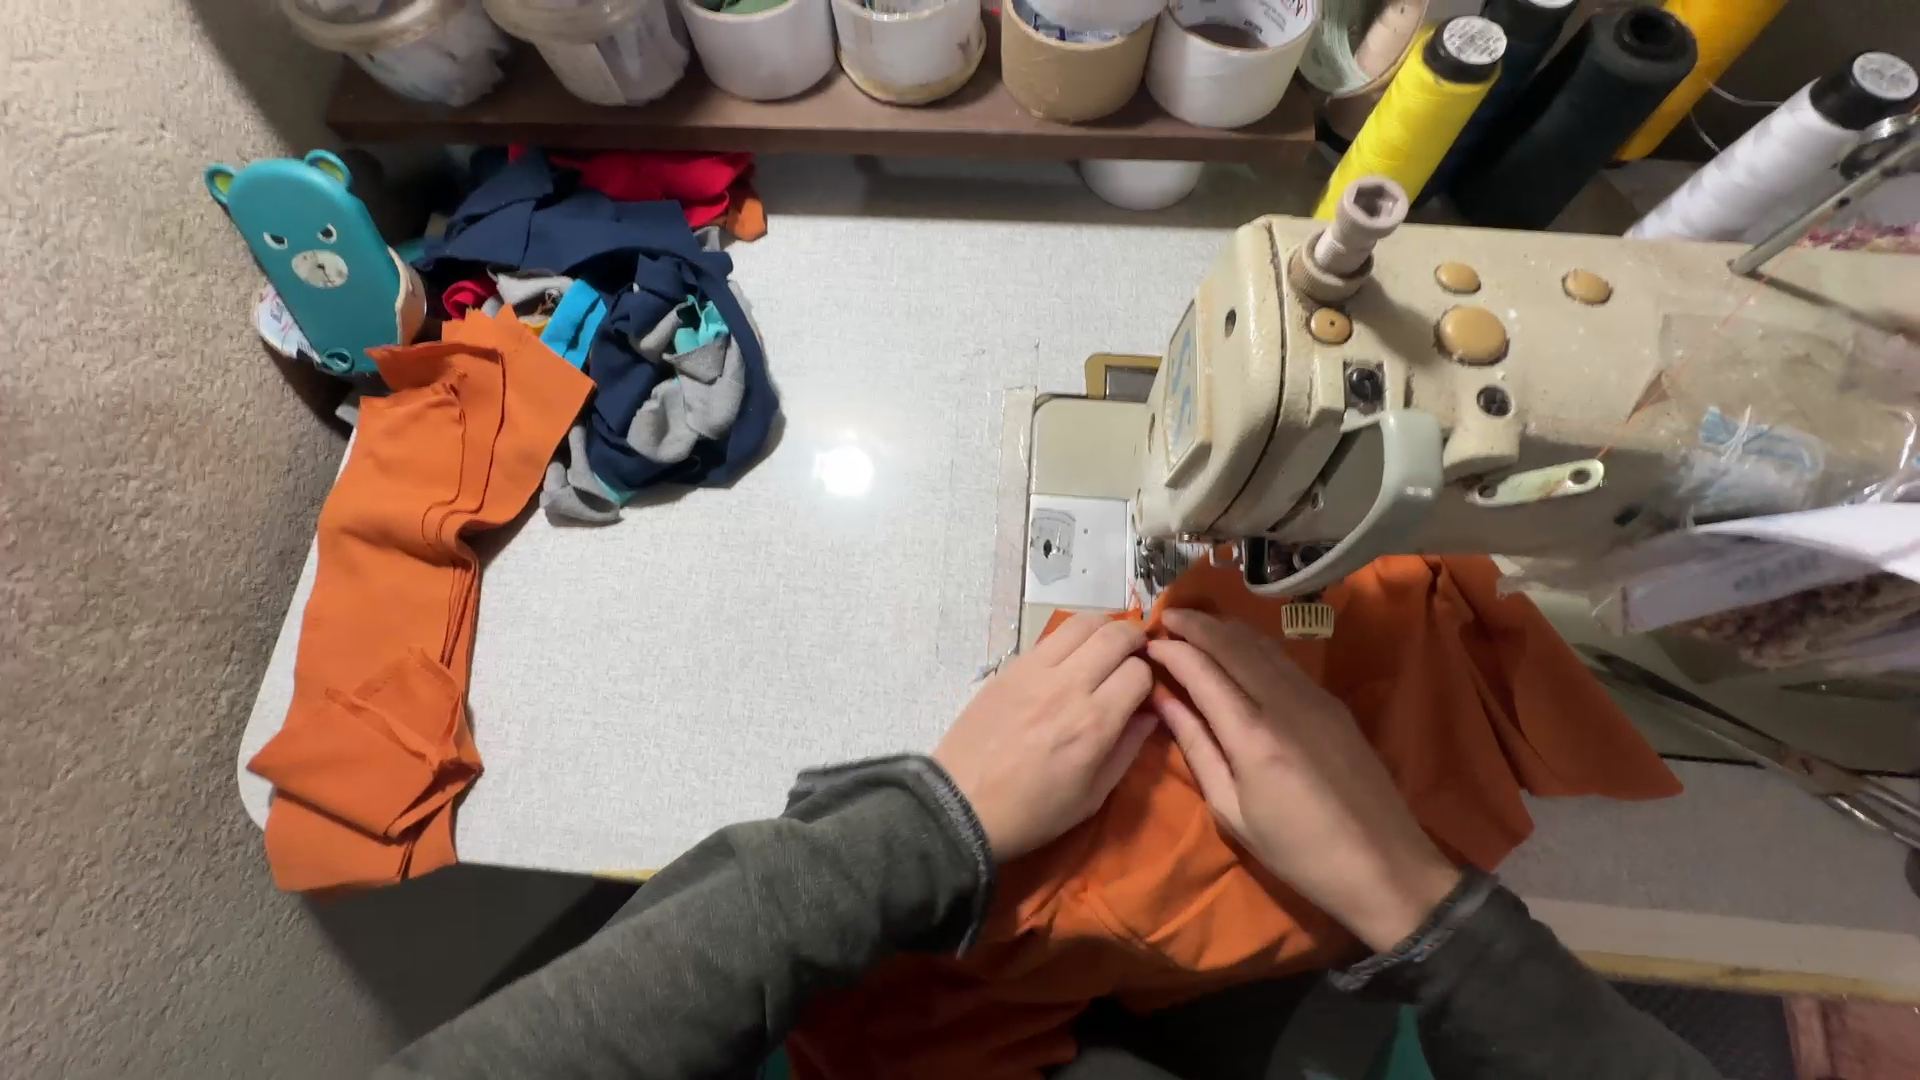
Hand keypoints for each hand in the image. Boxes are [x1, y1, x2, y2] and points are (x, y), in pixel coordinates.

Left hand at [934, 614, 1156, 860]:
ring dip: (1103, 627)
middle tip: (1136, 651)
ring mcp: (1034, 671)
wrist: (962, 805)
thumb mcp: (1093, 796)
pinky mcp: (1010, 667)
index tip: (1145, 688)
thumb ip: (1128, 749)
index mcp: (1094, 723)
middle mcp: (1068, 686)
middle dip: (1135, 638)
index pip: (1139, 672)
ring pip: (1080, 623)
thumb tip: (1151, 713)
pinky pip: (1049, 637)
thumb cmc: (1032, 812)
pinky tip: (1071, 655)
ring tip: (1106, 644)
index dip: (1150, 677)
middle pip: (1114, 635)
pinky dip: (1070, 638)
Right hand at [1146, 610, 1462, 951]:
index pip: (1201, 671)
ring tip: (1195, 624)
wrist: (1386, 868)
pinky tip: (1237, 649)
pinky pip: (1282, 659)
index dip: (1171, 651)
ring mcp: (1313, 698)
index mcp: (1252, 736)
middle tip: (1166, 616)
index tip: (1146, 643)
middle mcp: (1283, 703)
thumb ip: (1196, 748)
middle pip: (1232, 643)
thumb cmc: (1298, 851)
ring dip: (1224, 628)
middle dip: (1196, 624)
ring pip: (1261, 644)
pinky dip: (1252, 644)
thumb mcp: (1231, 810)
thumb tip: (1163, 701)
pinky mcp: (1332, 702)